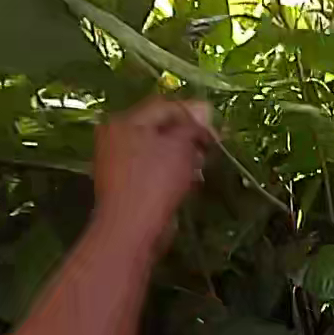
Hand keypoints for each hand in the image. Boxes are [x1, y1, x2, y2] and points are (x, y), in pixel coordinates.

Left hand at [92, 98, 214, 240]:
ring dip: (183, 154)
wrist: (132, 228)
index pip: (165, 107)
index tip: (217, 131)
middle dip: (189, 136)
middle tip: (212, 147)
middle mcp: (116, 136)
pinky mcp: (125, 182)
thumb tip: (204, 110)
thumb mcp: (181, 145)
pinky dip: (172, 169)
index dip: (195, 115)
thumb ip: (193, 125)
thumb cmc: (156, 181)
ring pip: (158, 148)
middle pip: (160, 127)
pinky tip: (189, 180)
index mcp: (125, 121)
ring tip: (203, 165)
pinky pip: (153, 167)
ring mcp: (118, 160)